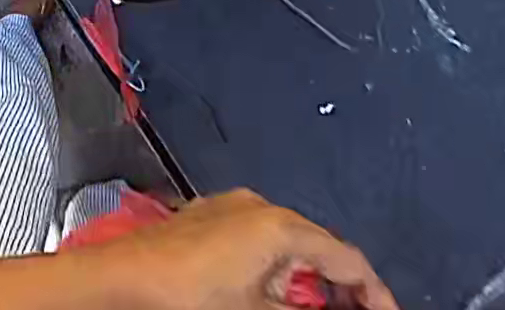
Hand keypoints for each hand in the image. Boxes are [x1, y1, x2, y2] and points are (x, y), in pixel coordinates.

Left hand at [76, 188, 399, 309]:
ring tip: (321, 306)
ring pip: (288, 239)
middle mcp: (260, 205)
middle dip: (343, 284)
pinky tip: (276, 290)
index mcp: (279, 226)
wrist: (130, 275)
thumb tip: (331, 306)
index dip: (375, 292)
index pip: (345, 256)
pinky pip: (260, 236)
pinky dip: (279, 264)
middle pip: (318, 243)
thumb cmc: (197, 297)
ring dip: (309, 275)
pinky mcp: (212, 213)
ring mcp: (233, 205)